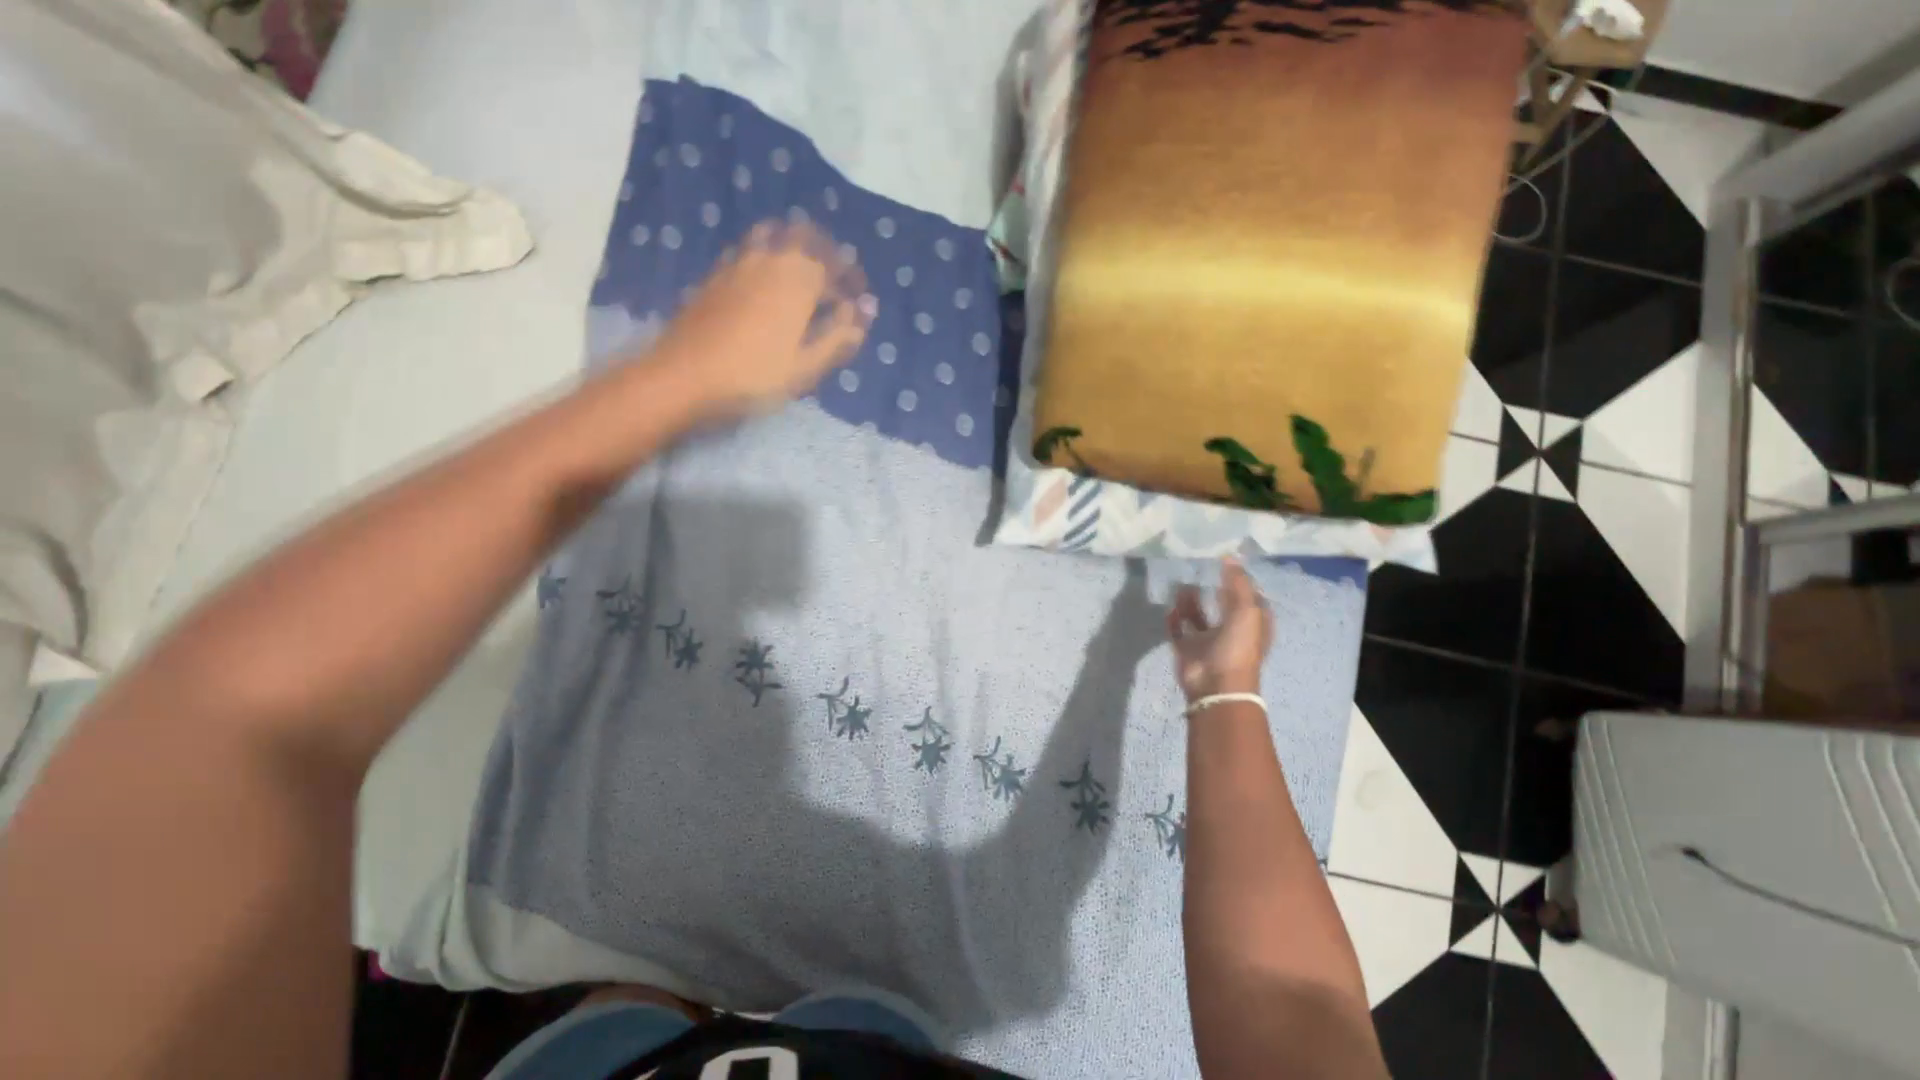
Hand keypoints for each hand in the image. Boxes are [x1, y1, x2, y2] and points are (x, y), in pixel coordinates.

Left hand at [642, 220, 870, 418]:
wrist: (683, 376)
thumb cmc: (754, 376)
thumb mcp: (806, 366)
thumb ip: (839, 336)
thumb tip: (864, 311)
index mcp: (801, 278)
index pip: (838, 266)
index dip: (853, 282)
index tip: (860, 302)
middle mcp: (772, 258)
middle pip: (806, 236)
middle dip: (825, 252)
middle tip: (834, 278)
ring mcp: (738, 262)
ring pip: (773, 235)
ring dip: (793, 247)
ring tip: (800, 273)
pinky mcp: (715, 274)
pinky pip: (748, 250)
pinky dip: (765, 256)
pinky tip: (764, 282)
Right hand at [1167, 558, 1272, 703]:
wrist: (1215, 684)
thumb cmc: (1238, 646)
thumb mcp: (1246, 610)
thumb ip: (1238, 582)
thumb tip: (1230, 556)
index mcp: (1252, 623)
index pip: (1250, 597)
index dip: (1241, 580)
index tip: (1227, 561)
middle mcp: (1231, 630)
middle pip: (1222, 604)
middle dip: (1212, 589)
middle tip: (1199, 569)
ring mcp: (1208, 641)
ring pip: (1197, 615)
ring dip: (1189, 601)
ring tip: (1181, 587)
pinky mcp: (1187, 648)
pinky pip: (1178, 629)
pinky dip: (1174, 618)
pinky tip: (1171, 609)